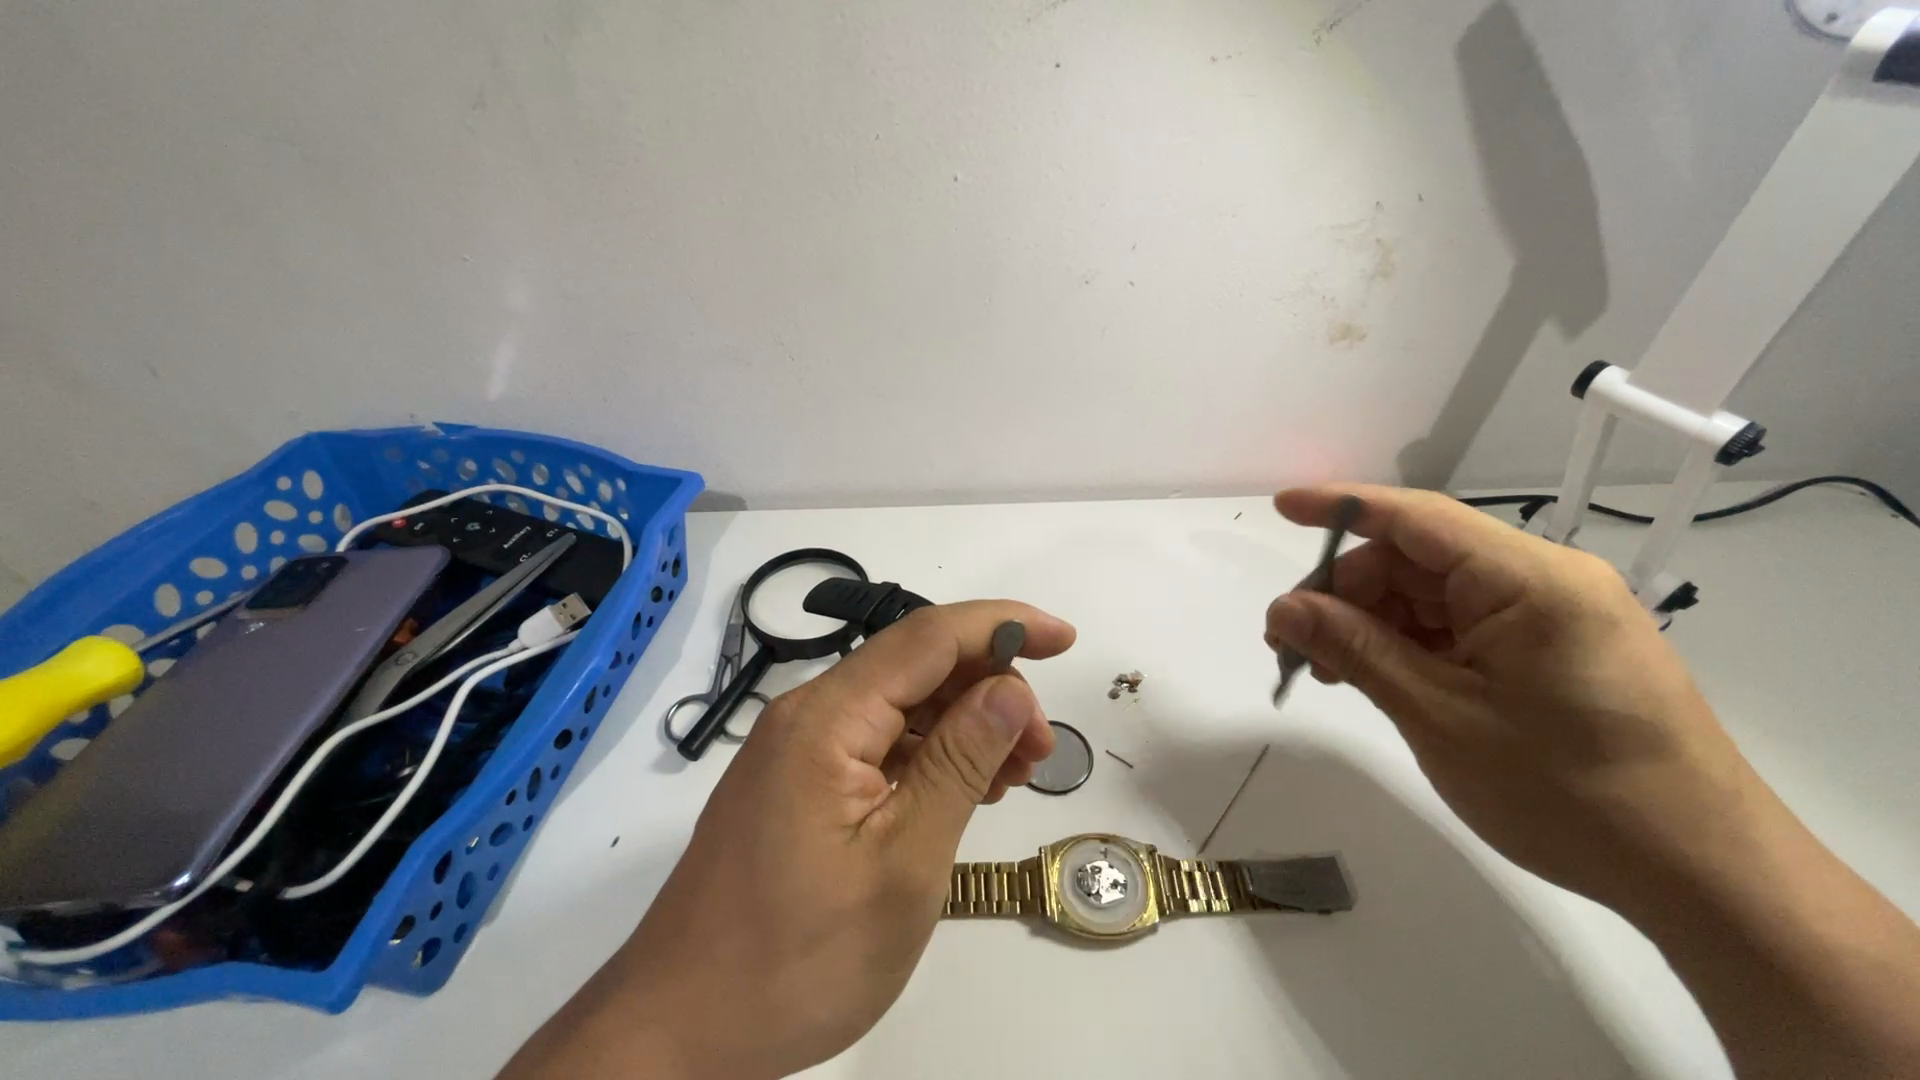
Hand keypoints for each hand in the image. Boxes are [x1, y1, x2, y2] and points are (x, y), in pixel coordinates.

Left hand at [499, 601, 1075, 1079]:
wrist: (681, 1029)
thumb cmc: (799, 957)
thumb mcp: (903, 863)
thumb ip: (960, 763)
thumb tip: (1011, 686)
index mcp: (827, 718)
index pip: (928, 637)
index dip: (1002, 625)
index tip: (1066, 639)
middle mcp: (807, 716)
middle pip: (914, 667)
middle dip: (989, 688)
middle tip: (1038, 754)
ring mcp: (795, 752)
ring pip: (898, 707)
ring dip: (962, 725)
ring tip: (1011, 777)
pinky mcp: (794, 786)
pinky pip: (873, 745)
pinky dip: (926, 756)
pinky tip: (960, 791)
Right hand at [1263, 484, 1763, 911]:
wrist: (1703, 873)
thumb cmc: (1567, 792)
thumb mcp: (1440, 717)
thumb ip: (1357, 649)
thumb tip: (1283, 608)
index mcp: (1530, 579)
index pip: (1417, 517)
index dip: (1341, 507)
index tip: (1280, 507)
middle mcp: (1547, 581)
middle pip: (1419, 560)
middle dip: (1348, 592)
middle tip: (1291, 645)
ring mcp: (1556, 617)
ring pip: (1437, 596)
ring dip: (1375, 624)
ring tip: (1328, 671)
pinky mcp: (1558, 652)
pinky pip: (1466, 628)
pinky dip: (1413, 646)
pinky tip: (1379, 678)